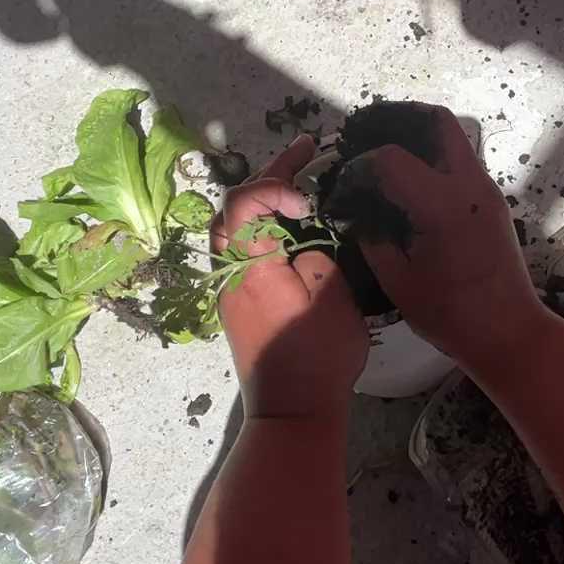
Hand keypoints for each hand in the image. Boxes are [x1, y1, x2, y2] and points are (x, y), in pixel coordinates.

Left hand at [214, 136, 368, 419]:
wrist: (292, 411)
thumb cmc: (317, 355)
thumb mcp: (334, 297)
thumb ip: (319, 255)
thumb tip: (307, 243)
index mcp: (250, 266)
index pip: (242, 201)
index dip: (273, 184)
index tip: (306, 199)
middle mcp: (230, 271)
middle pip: (235, 206)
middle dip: (271, 174)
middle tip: (307, 152)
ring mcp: (232, 288)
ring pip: (236, 226)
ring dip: (266, 198)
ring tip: (301, 178)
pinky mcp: (241, 301)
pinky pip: (246, 247)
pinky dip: (267, 224)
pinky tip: (295, 222)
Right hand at [336, 104, 544, 368]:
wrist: (509, 331)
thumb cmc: (451, 314)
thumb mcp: (397, 279)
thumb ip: (372, 235)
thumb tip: (355, 208)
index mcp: (444, 205)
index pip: (391, 158)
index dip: (360, 166)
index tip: (345, 186)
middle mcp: (470, 185)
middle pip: (435, 121)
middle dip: (396, 122)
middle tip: (366, 139)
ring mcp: (486, 190)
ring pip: (451, 138)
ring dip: (416, 140)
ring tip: (383, 162)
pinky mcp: (491, 201)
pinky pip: (458, 162)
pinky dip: (430, 161)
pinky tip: (406, 186)